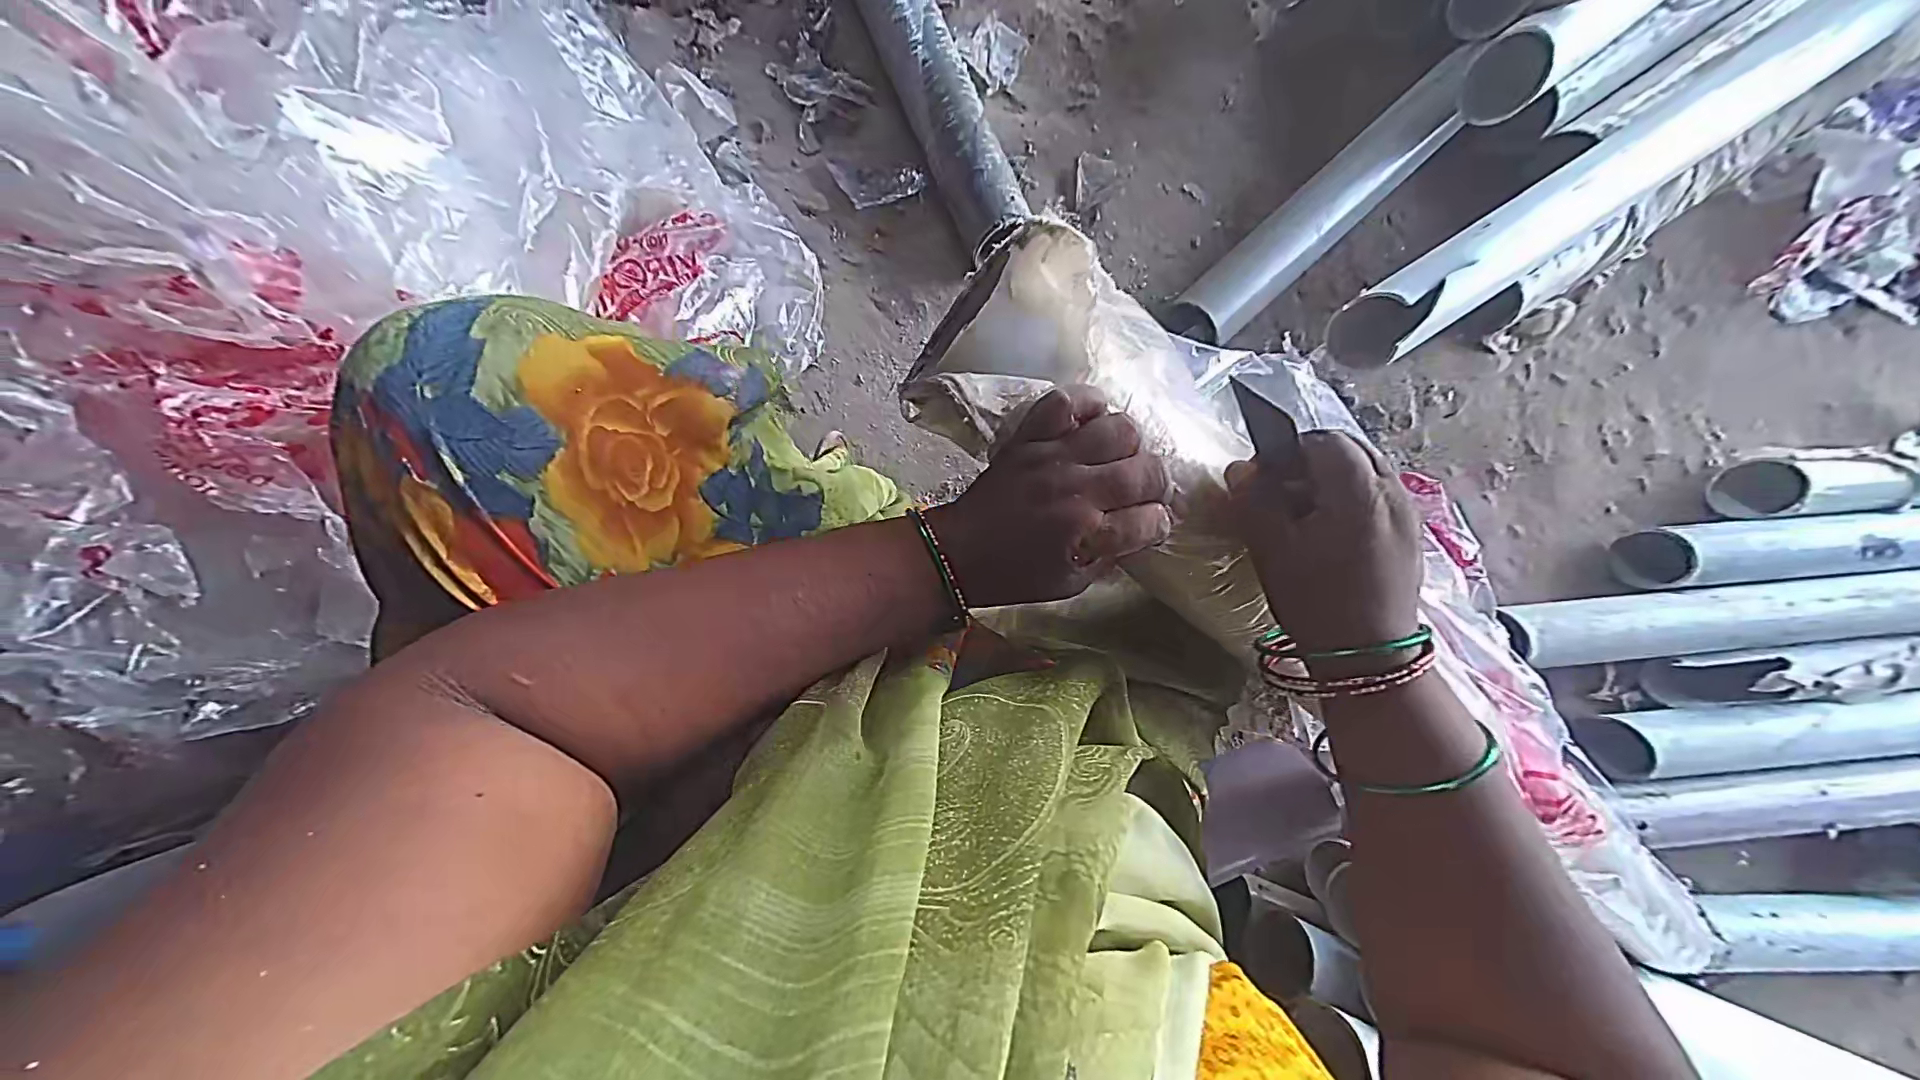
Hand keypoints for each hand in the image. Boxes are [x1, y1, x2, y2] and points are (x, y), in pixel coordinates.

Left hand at [926, 386, 1171, 607]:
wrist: (959, 551)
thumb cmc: (1015, 574)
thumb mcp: (1071, 582)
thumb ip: (1112, 555)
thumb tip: (1144, 528)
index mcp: (1086, 531)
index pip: (1152, 518)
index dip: (1159, 523)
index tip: (1153, 524)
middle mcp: (1075, 487)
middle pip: (1146, 470)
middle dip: (1156, 485)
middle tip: (1143, 494)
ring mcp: (1051, 456)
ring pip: (1119, 428)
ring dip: (1129, 446)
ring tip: (1117, 459)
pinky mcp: (1029, 437)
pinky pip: (1066, 402)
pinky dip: (1086, 406)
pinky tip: (1089, 425)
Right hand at [1225, 431, 1421, 656]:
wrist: (1367, 657)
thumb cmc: (1315, 599)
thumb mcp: (1272, 548)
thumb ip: (1255, 500)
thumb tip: (1242, 470)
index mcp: (1360, 489)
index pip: (1323, 440)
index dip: (1286, 451)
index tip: (1261, 480)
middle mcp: (1393, 492)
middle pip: (1350, 451)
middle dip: (1309, 463)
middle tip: (1279, 495)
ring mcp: (1408, 515)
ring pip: (1365, 474)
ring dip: (1330, 482)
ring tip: (1301, 517)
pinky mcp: (1410, 537)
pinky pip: (1377, 499)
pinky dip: (1348, 502)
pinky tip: (1327, 536)